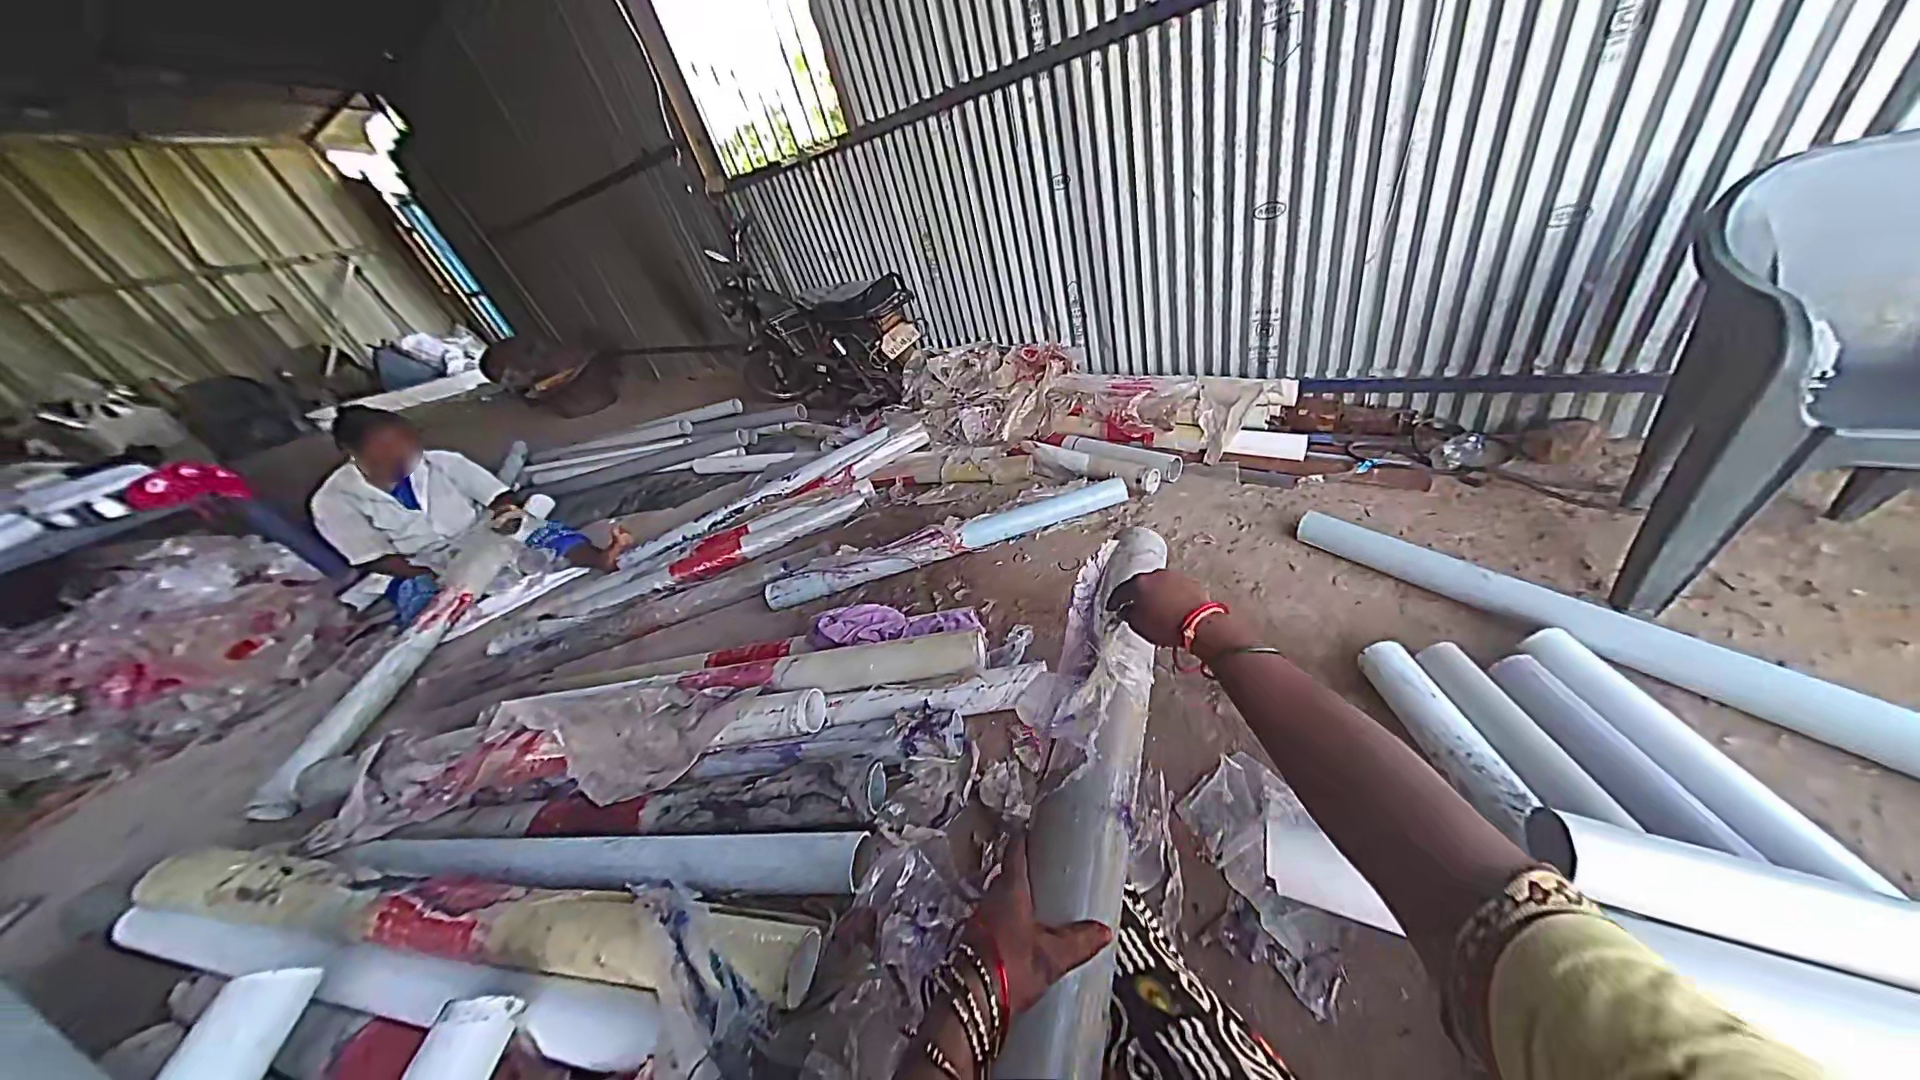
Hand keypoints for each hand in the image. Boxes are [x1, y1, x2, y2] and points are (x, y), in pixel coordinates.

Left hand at [965, 831, 1112, 1015]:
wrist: (974, 999)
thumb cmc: (1012, 966)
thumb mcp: (1052, 955)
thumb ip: (1079, 941)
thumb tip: (1104, 931)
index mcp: (1010, 889)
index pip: (1015, 852)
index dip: (1024, 839)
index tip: (1033, 831)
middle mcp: (991, 896)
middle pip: (1007, 874)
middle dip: (1024, 872)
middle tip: (1045, 872)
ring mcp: (979, 917)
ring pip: (999, 896)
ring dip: (1015, 897)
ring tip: (1037, 905)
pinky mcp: (974, 938)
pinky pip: (993, 918)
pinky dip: (1007, 918)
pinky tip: (1020, 934)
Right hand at [1106, 568, 1215, 648]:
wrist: (1200, 624)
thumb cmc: (1166, 625)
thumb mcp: (1139, 625)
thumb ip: (1128, 614)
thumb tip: (1126, 610)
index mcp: (1138, 584)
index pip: (1120, 592)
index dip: (1115, 602)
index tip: (1112, 608)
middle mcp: (1154, 575)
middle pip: (1141, 584)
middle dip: (1137, 595)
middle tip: (1135, 607)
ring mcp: (1173, 576)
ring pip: (1158, 584)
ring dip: (1155, 593)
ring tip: (1156, 607)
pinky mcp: (1190, 581)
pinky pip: (1174, 587)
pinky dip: (1170, 594)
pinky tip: (1171, 605)